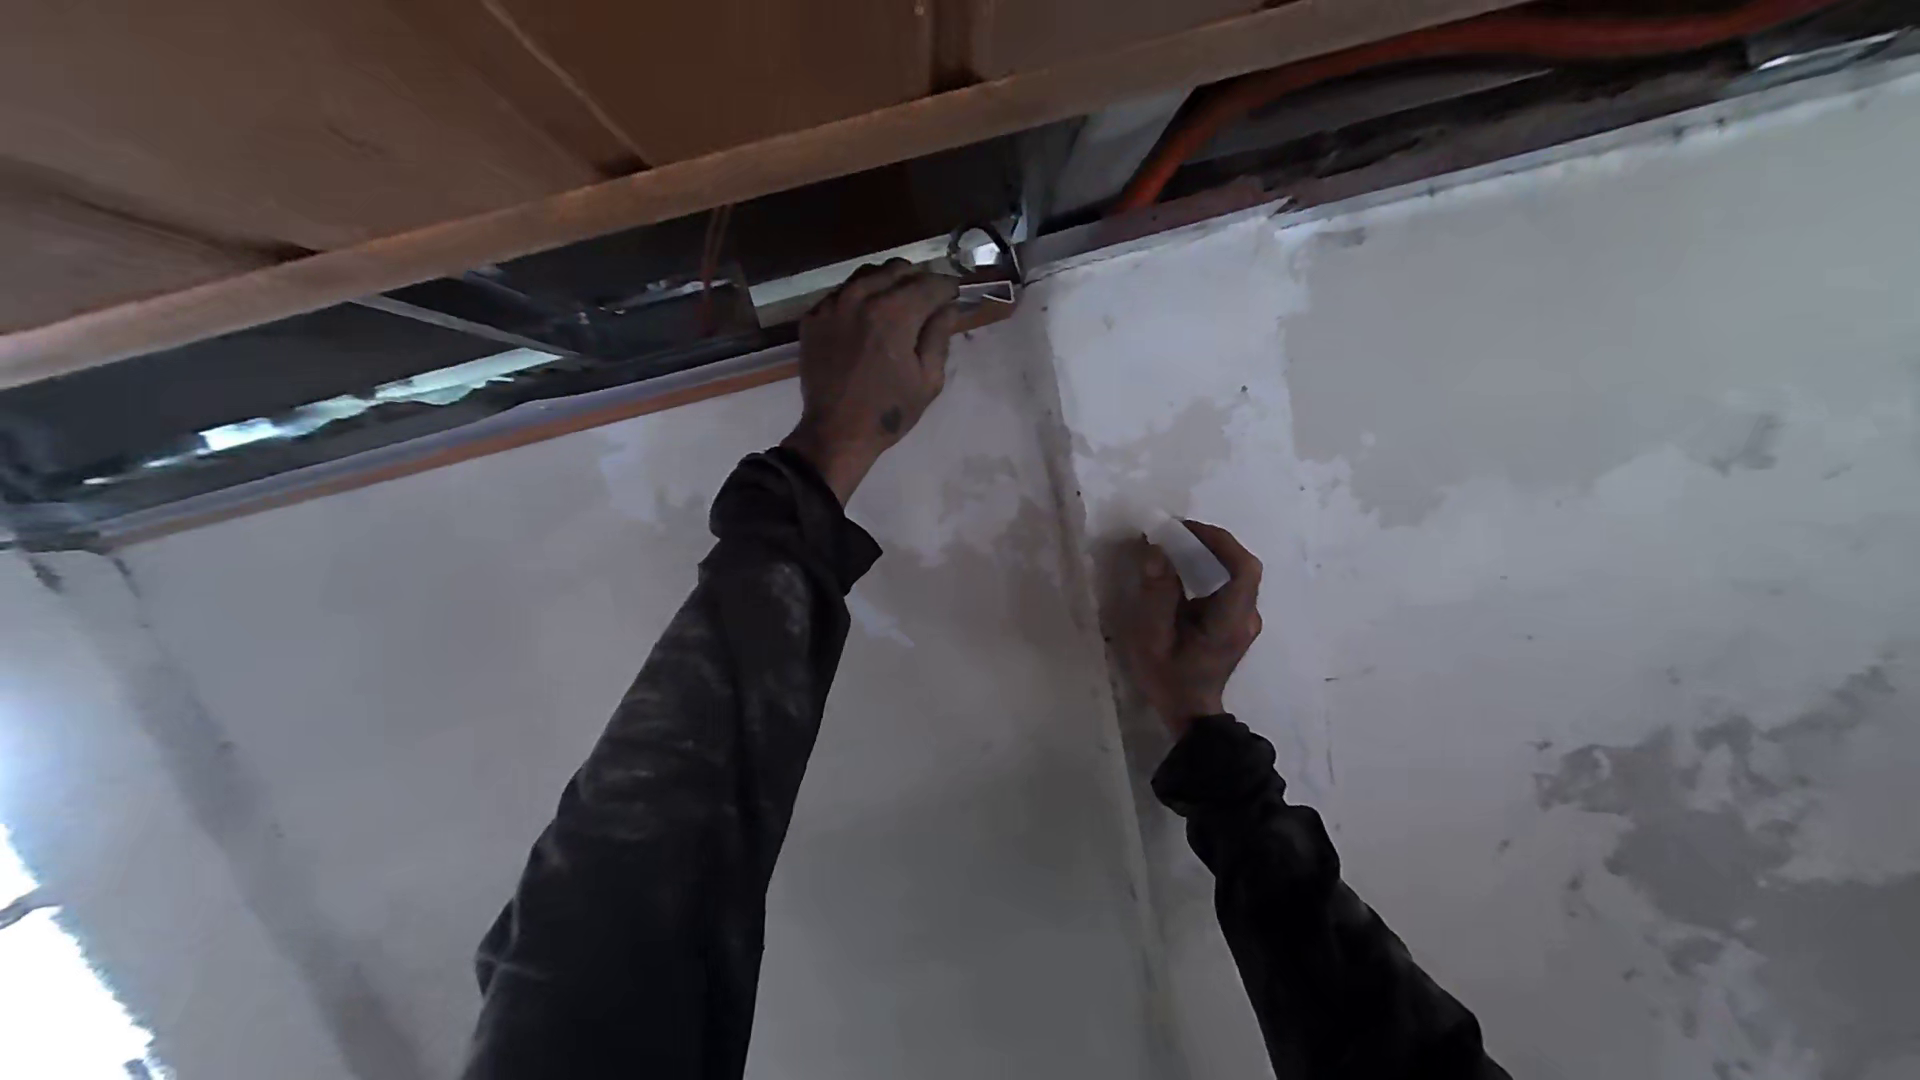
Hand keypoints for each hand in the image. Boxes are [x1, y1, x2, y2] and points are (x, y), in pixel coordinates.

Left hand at [780, 259, 960, 502]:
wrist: (836, 432)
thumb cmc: (889, 411)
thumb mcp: (927, 380)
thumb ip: (939, 336)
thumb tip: (948, 307)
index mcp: (894, 314)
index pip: (928, 284)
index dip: (947, 286)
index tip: (954, 294)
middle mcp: (860, 298)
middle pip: (897, 270)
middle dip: (918, 280)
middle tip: (927, 299)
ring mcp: (832, 305)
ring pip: (867, 275)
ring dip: (888, 283)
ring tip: (898, 304)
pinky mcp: (813, 317)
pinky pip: (841, 293)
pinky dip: (860, 297)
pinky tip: (867, 318)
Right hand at [1120, 520, 1263, 735]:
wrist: (1188, 713)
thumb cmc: (1169, 678)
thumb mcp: (1153, 639)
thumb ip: (1157, 595)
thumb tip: (1157, 552)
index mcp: (1230, 621)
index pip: (1243, 569)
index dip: (1219, 542)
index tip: (1186, 530)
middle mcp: (1246, 617)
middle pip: (1241, 566)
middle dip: (1210, 543)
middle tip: (1174, 534)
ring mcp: (1244, 620)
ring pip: (1236, 573)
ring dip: (1208, 554)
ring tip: (1174, 546)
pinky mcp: (1236, 622)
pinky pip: (1228, 584)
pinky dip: (1207, 568)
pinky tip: (1182, 568)